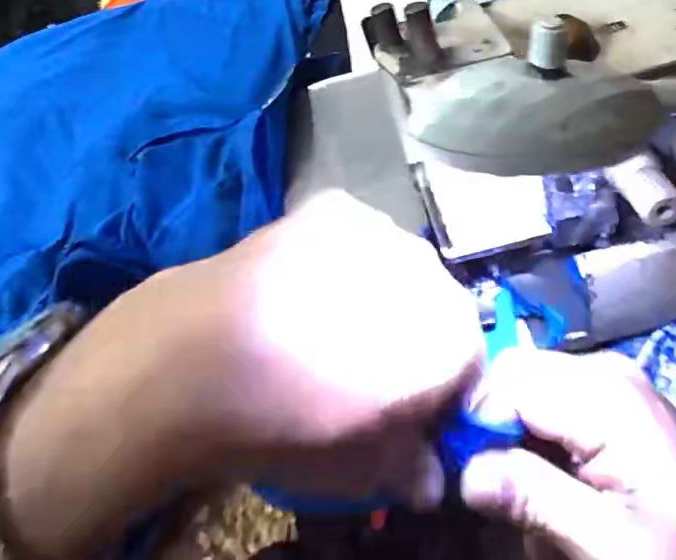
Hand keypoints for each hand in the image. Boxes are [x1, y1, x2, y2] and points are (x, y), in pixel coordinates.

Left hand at [137, 192, 484, 501]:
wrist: (204, 354)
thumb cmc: (293, 422)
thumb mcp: (361, 472)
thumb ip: (411, 467)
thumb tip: (426, 471)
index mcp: (451, 334)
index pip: (470, 364)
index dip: (441, 392)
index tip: (407, 411)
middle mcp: (428, 269)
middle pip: (434, 304)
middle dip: (410, 333)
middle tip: (360, 364)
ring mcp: (379, 227)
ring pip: (395, 264)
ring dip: (376, 288)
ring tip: (322, 318)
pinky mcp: (333, 204)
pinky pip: (352, 234)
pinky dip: (339, 254)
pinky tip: (300, 281)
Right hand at [460, 349, 675, 559]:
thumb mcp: (611, 548)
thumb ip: (533, 497)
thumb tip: (463, 470)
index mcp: (605, 393)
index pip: (508, 379)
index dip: (474, 421)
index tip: (454, 472)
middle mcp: (604, 372)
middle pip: (515, 378)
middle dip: (495, 434)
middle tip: (496, 499)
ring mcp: (612, 385)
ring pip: (529, 393)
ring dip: (517, 448)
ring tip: (536, 512)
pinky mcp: (616, 405)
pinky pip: (554, 408)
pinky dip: (542, 449)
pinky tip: (559, 498)